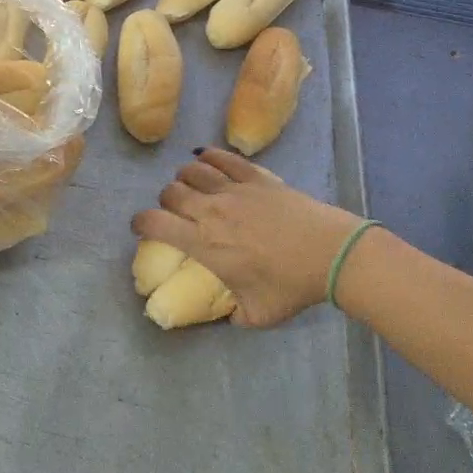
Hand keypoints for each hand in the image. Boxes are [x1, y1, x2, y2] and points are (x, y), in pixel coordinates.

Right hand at [131, 148, 374, 327]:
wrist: (333, 254)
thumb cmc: (292, 286)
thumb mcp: (257, 315)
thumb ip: (234, 315)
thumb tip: (228, 315)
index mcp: (203, 243)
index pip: (154, 223)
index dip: (140, 223)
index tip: (142, 228)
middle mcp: (210, 211)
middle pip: (170, 192)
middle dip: (166, 202)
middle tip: (175, 212)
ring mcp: (234, 190)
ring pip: (191, 170)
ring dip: (184, 178)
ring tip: (191, 187)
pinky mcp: (256, 178)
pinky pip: (223, 158)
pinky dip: (209, 156)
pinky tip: (206, 159)